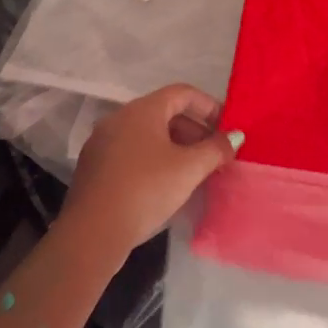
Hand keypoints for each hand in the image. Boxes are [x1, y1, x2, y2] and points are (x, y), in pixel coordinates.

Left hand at [58, 84, 241, 252]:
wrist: (92, 234)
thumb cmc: (146, 190)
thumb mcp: (189, 169)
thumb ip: (216, 149)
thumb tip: (235, 136)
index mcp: (142, 110)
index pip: (182, 93)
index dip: (209, 106)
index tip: (227, 128)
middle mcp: (119, 118)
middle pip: (164, 112)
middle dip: (194, 129)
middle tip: (214, 152)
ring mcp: (102, 142)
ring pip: (147, 134)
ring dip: (175, 145)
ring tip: (195, 170)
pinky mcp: (94, 167)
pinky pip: (131, 151)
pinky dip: (154, 158)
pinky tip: (166, 183)